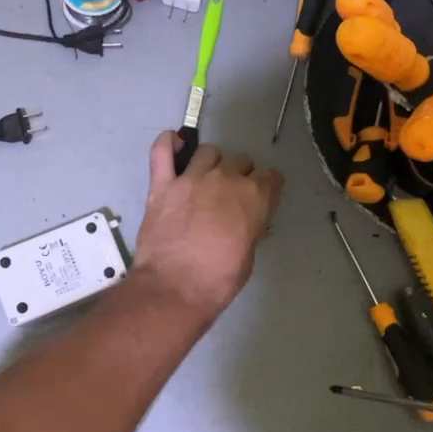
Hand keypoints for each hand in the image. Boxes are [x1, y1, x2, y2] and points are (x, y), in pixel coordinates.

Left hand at [130, 134, 282, 316]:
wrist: (174, 288)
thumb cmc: (218, 280)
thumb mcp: (248, 255)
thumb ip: (249, 227)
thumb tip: (246, 220)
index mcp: (254, 196)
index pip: (270, 176)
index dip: (267, 186)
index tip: (263, 195)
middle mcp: (225, 179)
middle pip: (240, 161)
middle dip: (239, 175)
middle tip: (230, 195)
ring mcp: (191, 179)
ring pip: (208, 153)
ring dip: (211, 163)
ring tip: (205, 179)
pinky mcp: (162, 185)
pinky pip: (162, 151)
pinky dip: (167, 143)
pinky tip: (173, 143)